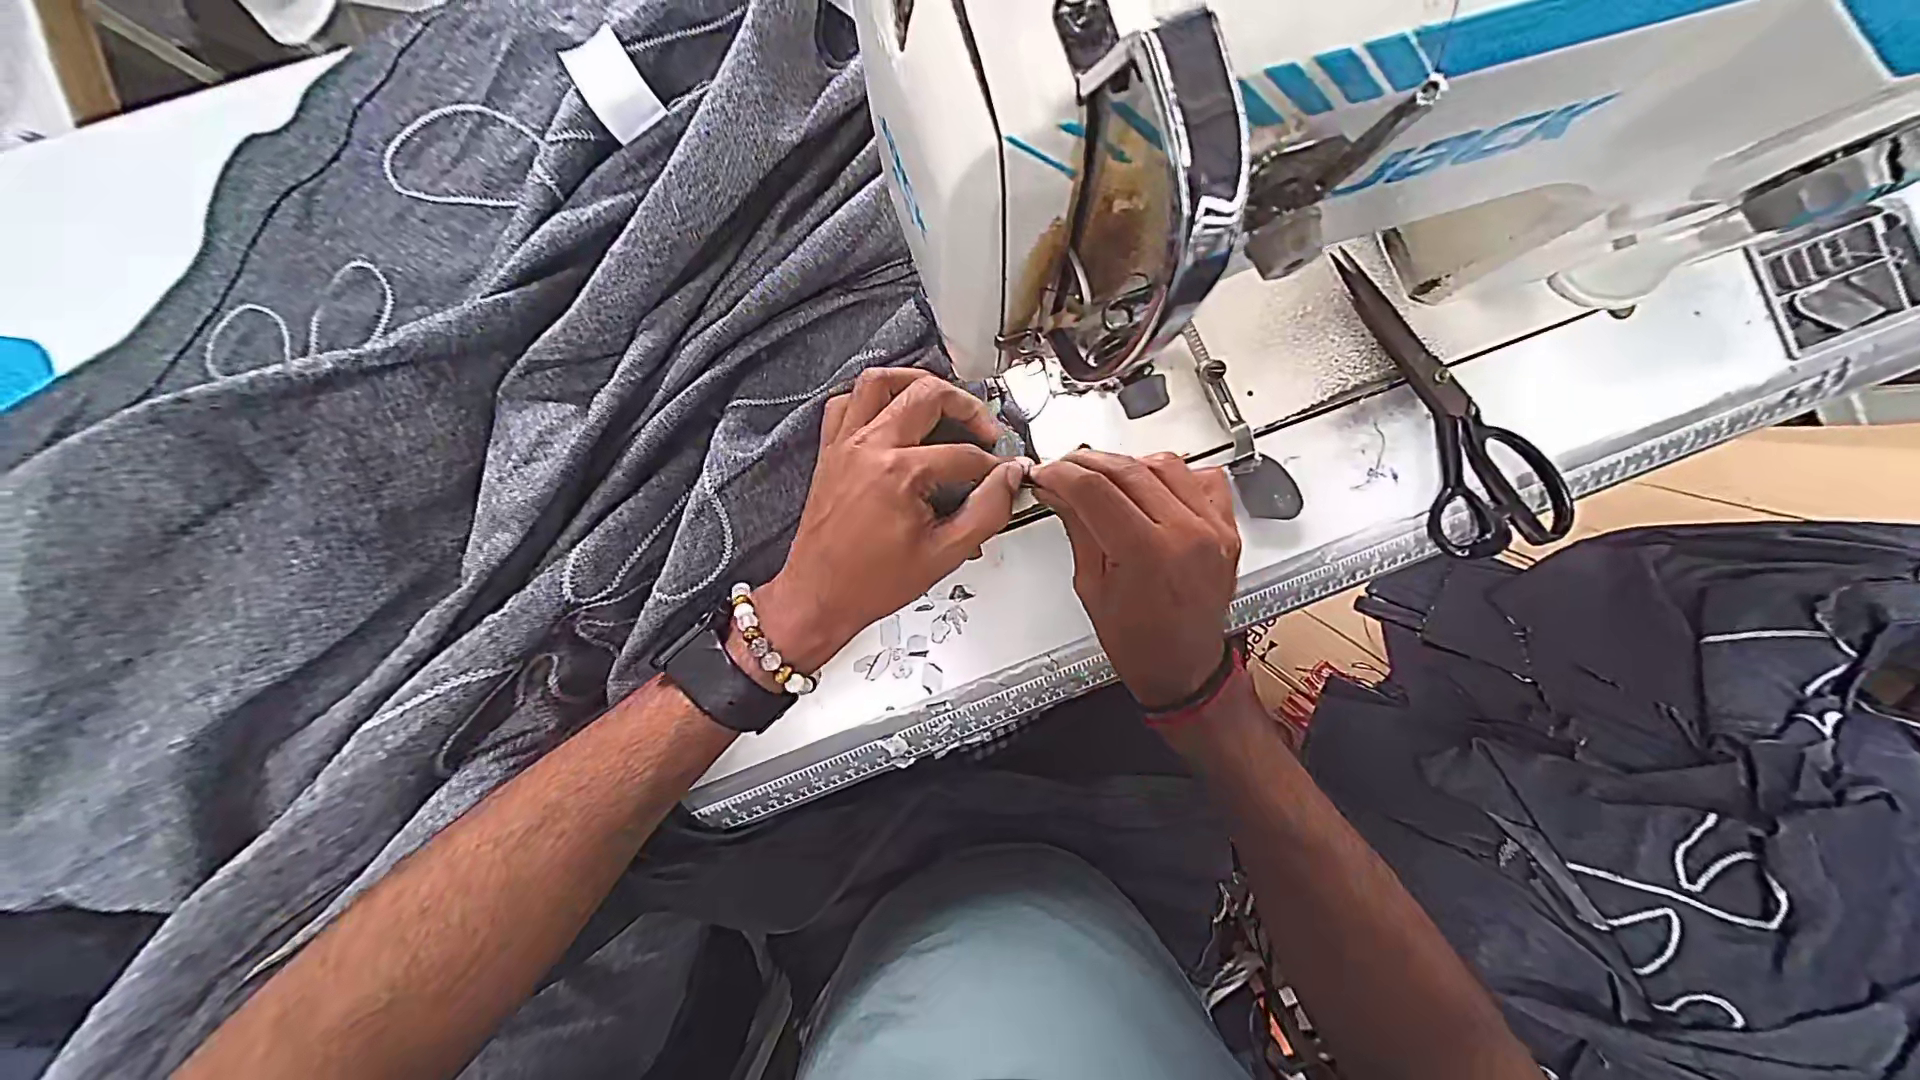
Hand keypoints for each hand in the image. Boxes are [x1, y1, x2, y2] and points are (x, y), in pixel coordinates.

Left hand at [752, 368, 1026, 672]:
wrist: (819, 596)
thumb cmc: (869, 583)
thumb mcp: (944, 554)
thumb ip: (986, 512)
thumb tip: (1007, 480)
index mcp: (899, 473)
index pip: (964, 454)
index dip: (993, 464)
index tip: (1003, 473)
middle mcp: (869, 449)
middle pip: (927, 395)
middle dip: (967, 406)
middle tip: (984, 426)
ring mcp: (845, 446)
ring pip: (880, 382)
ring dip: (917, 381)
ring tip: (942, 395)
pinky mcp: (830, 453)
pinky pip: (845, 403)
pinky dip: (870, 397)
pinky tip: (890, 409)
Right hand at [1031, 450, 1240, 709]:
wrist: (1184, 668)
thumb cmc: (1141, 644)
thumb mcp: (1091, 586)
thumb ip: (1078, 528)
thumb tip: (1059, 492)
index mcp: (1147, 554)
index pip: (1094, 489)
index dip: (1062, 474)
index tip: (1048, 472)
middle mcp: (1187, 535)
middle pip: (1127, 470)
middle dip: (1086, 464)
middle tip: (1065, 470)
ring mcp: (1213, 529)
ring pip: (1164, 464)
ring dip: (1126, 464)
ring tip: (1104, 476)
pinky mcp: (1227, 528)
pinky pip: (1202, 477)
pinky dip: (1172, 474)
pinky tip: (1151, 485)